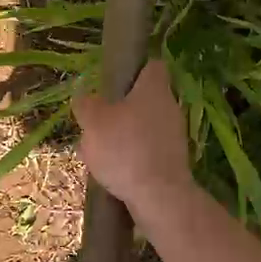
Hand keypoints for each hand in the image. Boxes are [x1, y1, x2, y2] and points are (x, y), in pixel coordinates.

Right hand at [72, 59, 193, 211]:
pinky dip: (133, 156)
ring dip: (125, 135)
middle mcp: (170, 107)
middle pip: (145, 98)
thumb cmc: (125, 149)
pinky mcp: (174, 160)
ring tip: (100, 152)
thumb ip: (87, 105)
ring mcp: (175, 135)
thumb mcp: (93, 122)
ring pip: (144, 126)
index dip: (135, 68)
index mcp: (154, 89)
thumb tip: (85, 97)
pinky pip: (149, 149)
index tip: (115, 80)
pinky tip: (114, 171)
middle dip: (122, 108)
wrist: (159, 196)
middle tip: (99, 120)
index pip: (152, 65)